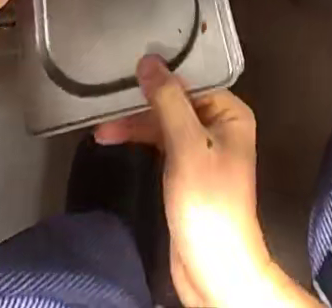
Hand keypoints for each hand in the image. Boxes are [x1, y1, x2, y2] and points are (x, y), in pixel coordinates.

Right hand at [95, 56, 318, 307]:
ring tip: (100, 130)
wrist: (214, 269)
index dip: (163, 75)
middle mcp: (221, 126)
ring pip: (166, 124)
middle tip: (106, 105)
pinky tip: (116, 140)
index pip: (194, 82)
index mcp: (231, 113)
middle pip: (178, 103)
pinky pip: (163, 145)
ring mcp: (204, 150)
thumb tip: (150, 61)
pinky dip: (141, 141)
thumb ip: (168, 102)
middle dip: (143, 105)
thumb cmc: (207, 201)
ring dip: (137, 125)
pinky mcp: (187, 172)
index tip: (129, 67)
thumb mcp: (186, 145)